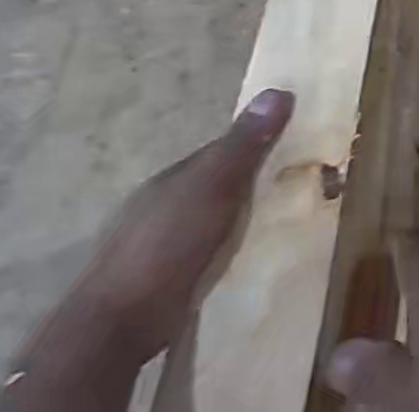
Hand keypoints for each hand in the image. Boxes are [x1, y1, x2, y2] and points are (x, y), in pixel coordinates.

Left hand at [61, 88, 295, 361]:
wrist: (114, 328)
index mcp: (175, 176)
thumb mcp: (214, 186)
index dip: (265, 141)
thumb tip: (279, 90)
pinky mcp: (163, 275)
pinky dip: (231, 240)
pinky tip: (246, 250)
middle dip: (257, 176)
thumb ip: (244, 144)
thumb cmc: (167, 245)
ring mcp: (159, 240)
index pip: (228, 148)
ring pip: (215, 212)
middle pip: (222, 178)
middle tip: (303, 180)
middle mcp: (163, 201)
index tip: (305, 144)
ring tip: (283, 215)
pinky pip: (209, 244)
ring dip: (245, 210)